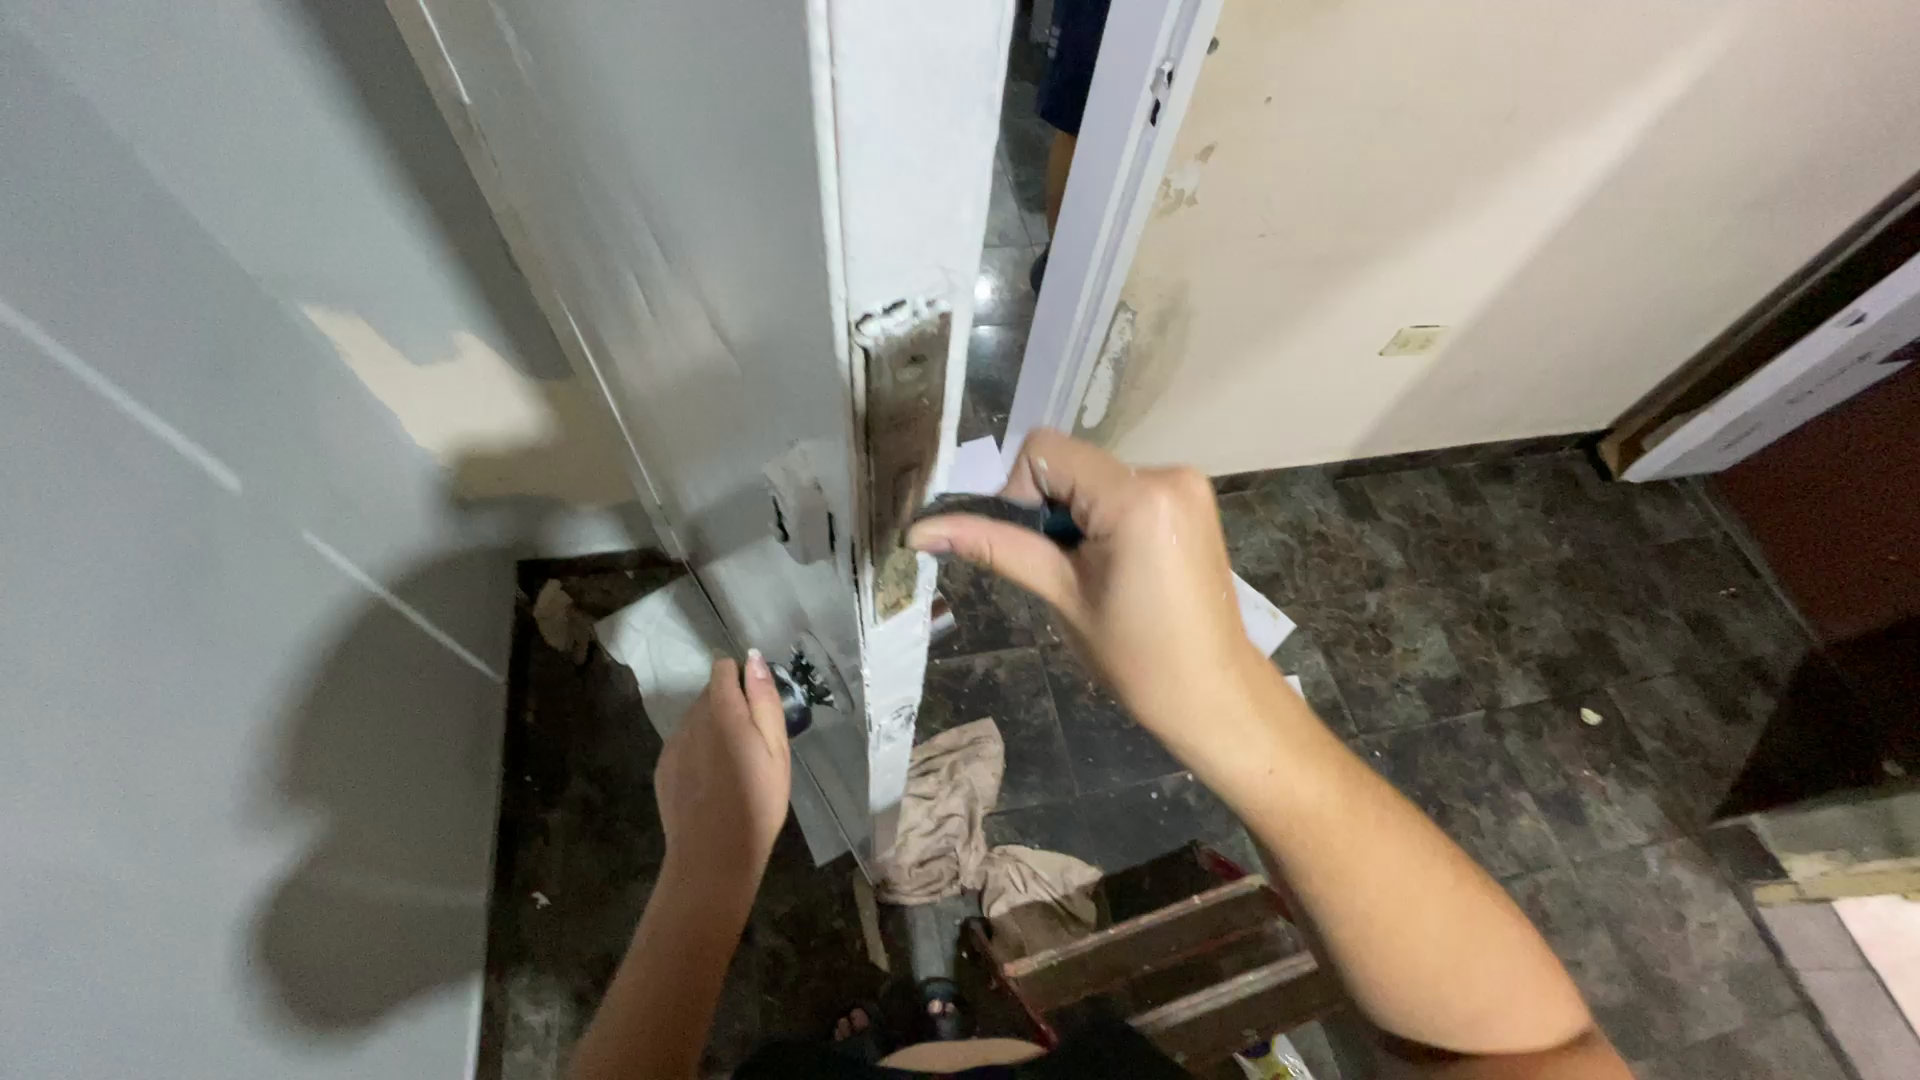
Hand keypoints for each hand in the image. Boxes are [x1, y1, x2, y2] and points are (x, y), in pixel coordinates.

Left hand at [653, 652, 791, 889]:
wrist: (713, 857)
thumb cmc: (758, 802)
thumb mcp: (776, 749)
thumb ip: (764, 700)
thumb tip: (753, 659)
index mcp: (722, 711)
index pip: (723, 669)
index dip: (742, 678)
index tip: (758, 705)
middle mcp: (692, 720)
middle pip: (709, 692)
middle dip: (730, 703)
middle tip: (752, 740)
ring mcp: (673, 744)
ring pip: (695, 717)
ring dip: (713, 725)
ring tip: (733, 762)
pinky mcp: (663, 767)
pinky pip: (684, 741)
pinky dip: (699, 748)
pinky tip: (713, 778)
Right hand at [907, 429, 1261, 746]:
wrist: (1213, 694)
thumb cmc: (1135, 658)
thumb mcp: (1060, 595)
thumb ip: (994, 547)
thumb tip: (921, 531)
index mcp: (1137, 496)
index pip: (1043, 451)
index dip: (1017, 494)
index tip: (1031, 549)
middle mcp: (1167, 472)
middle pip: (1069, 462)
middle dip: (1048, 509)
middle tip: (1060, 569)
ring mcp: (1186, 483)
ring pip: (1093, 475)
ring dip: (1074, 515)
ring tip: (1091, 573)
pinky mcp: (1190, 499)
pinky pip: (1122, 488)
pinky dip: (1102, 516)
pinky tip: (1115, 564)